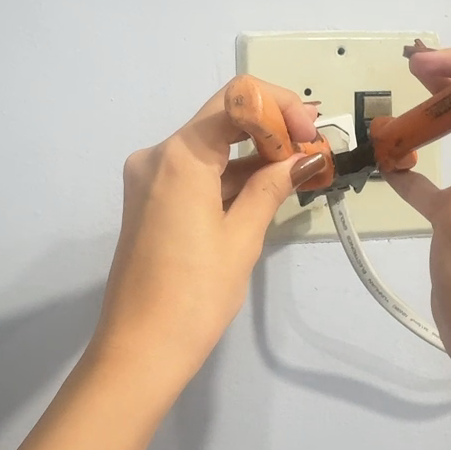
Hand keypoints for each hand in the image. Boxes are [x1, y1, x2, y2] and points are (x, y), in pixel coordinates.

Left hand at [89, 78, 323, 390]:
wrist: (138, 350)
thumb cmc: (195, 295)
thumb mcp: (242, 237)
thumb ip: (271, 187)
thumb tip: (305, 158)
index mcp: (179, 155)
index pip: (236, 99)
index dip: (280, 107)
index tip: (309, 137)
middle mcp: (157, 155)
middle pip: (222, 118)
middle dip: (270, 130)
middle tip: (312, 154)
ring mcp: (148, 178)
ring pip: (209, 147)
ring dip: (252, 155)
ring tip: (299, 175)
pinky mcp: (148, 200)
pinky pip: (194, 173)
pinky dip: (229, 177)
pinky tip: (265, 191)